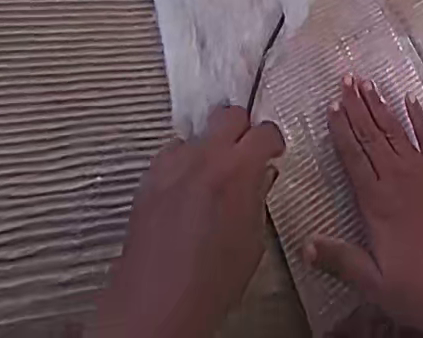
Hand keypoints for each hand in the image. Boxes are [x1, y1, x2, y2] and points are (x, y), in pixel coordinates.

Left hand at [93, 107, 284, 336]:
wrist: (155, 308)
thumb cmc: (212, 283)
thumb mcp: (252, 242)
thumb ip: (258, 198)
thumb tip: (260, 176)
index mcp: (238, 170)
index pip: (265, 131)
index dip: (273, 141)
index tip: (273, 153)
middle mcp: (206, 156)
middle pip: (230, 114)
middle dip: (242, 130)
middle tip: (244, 154)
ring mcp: (174, 163)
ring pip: (199, 133)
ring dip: (210, 147)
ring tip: (211, 176)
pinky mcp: (150, 176)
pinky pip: (173, 154)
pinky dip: (183, 163)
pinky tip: (185, 190)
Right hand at [307, 78, 422, 337]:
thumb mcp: (376, 284)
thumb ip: (341, 260)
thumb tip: (305, 244)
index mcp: (377, 200)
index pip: (352, 156)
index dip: (340, 129)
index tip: (330, 105)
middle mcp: (397, 177)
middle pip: (372, 134)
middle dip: (356, 105)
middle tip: (345, 78)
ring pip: (395, 130)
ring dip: (380, 105)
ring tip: (367, 82)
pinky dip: (418, 117)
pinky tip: (410, 100)